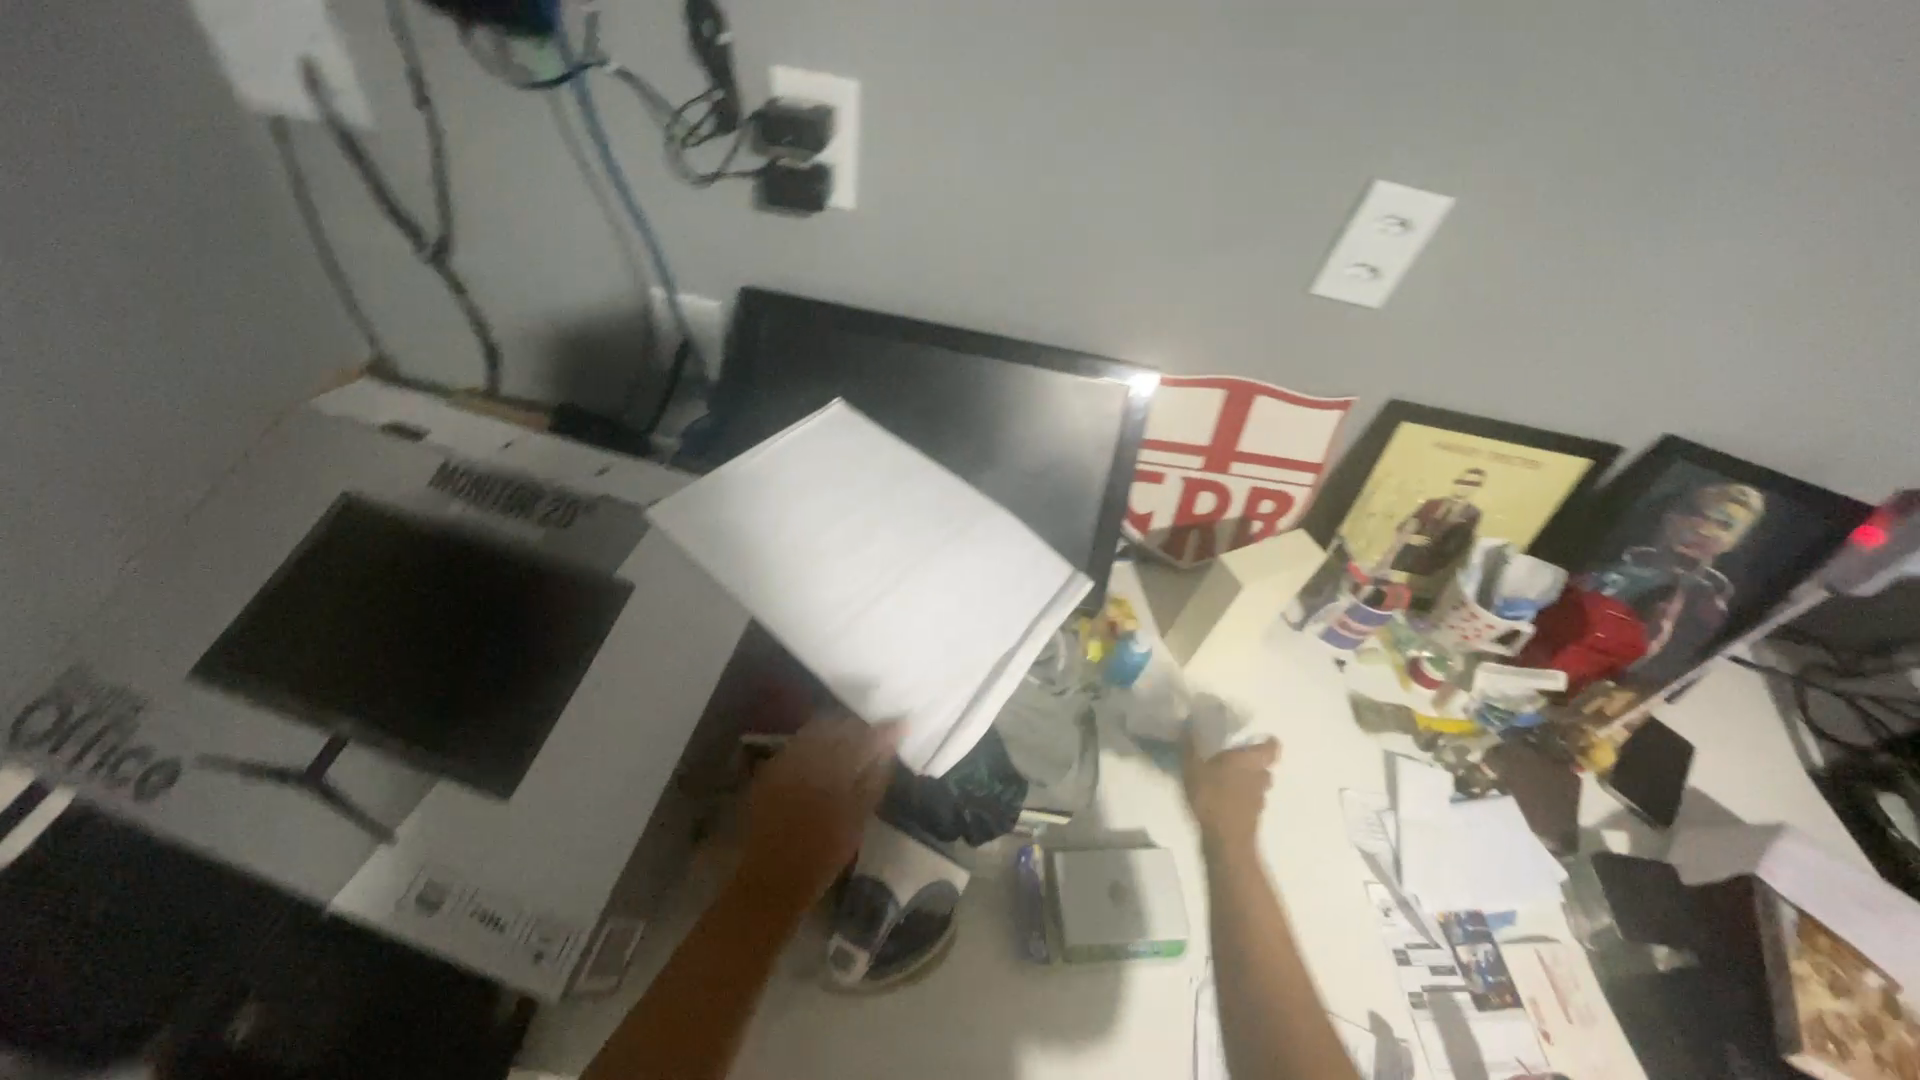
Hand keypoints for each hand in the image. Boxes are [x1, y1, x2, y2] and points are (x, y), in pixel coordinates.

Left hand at [736, 713, 900, 913]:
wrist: (771, 880)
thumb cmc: (821, 858)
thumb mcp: (857, 822)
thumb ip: (874, 782)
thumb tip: (888, 751)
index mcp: (833, 771)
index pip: (865, 738)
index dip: (885, 730)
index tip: (901, 724)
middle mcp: (806, 758)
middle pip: (838, 726)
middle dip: (859, 727)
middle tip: (875, 734)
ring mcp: (784, 761)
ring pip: (815, 730)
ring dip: (836, 730)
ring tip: (851, 740)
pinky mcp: (769, 770)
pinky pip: (797, 744)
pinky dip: (814, 742)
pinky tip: (822, 754)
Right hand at [1182, 733, 1278, 852]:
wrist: (1225, 840)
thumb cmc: (1211, 796)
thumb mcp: (1192, 768)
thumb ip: (1191, 746)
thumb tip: (1188, 724)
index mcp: (1250, 760)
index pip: (1272, 747)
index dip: (1267, 742)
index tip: (1254, 740)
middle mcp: (1260, 777)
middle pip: (1265, 766)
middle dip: (1253, 763)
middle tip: (1234, 759)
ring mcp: (1260, 799)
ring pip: (1259, 785)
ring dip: (1247, 782)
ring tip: (1226, 780)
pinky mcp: (1254, 817)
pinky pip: (1251, 801)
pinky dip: (1242, 799)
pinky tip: (1223, 800)